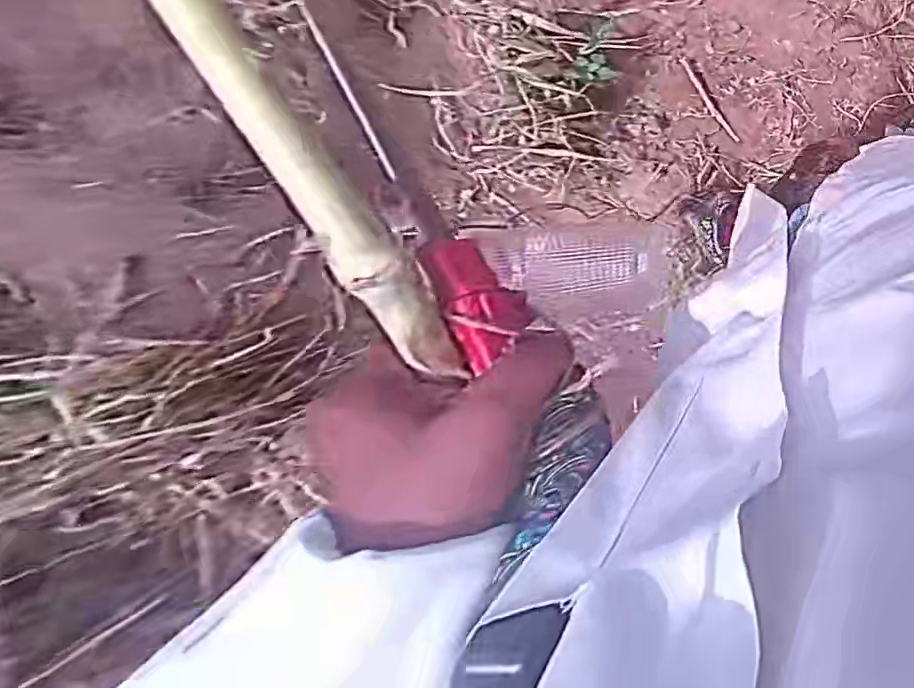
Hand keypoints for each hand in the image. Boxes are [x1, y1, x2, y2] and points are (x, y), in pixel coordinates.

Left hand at [307, 331, 573, 551]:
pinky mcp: (407, 468)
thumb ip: (530, 361)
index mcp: (359, 391)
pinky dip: (496, 422)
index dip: (485, 325)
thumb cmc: (442, 496)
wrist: (426, 588)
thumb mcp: (495, 416)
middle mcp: (361, 411)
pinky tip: (517, 439)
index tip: (527, 341)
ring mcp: (382, 443)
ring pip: (463, 391)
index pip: (431, 326)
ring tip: (533, 416)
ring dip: (506, 397)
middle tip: (538, 385)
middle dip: (504, 368)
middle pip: (453, 359)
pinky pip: (461, 421)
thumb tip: (554, 337)